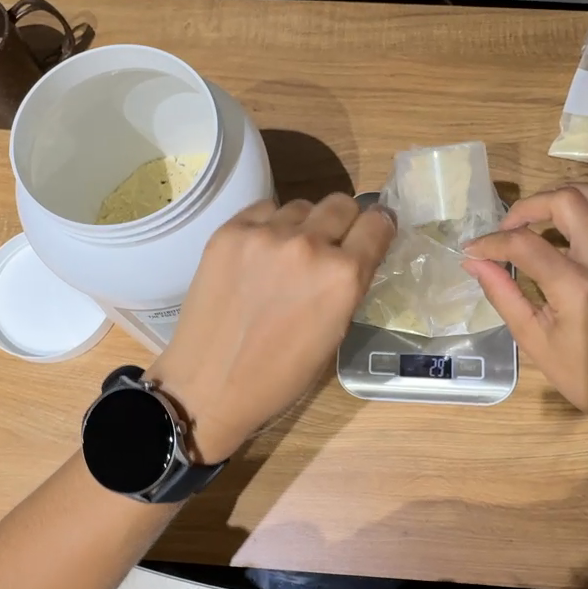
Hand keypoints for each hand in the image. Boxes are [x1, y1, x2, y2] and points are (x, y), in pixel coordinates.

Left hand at [147, 194, 394, 463]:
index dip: (378, 228)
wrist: (208, 385)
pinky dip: (268, 225)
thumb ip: (349, 286)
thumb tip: (356, 254)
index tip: (372, 235)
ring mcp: (266, 234)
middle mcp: (309, 245)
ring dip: (303, 225)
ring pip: (301, 206)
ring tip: (286, 256)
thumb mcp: (335, 335)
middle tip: (329, 246)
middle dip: (343, 222)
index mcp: (344, 276)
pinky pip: (264, 209)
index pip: (377, 223)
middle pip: (341, 203)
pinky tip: (258, 254)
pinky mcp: (230, 231)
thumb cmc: (279, 376)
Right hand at [462, 184, 587, 438]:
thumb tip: (473, 262)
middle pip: (568, 202)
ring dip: (571, 195)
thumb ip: (502, 294)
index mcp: (576, 288)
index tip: (474, 250)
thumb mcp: (532, 338)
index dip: (492, 242)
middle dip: (529, 206)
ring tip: (548, 213)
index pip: (525, 244)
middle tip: (511, 228)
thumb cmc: (578, 372)